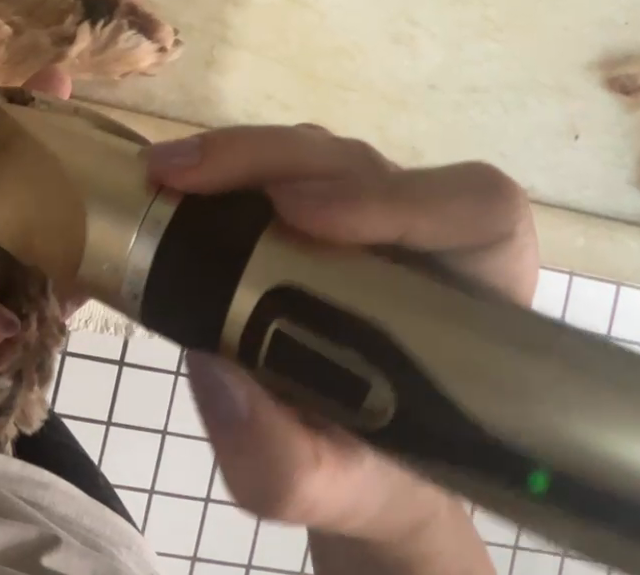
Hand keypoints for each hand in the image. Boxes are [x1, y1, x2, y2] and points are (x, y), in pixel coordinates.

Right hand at [146, 125, 536, 572]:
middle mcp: (417, 236)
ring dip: (237, 155)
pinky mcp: (299, 204)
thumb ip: (278, 457)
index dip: (396, 198)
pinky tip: (170, 183)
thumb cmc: (359, 470)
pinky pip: (268, 164)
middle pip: (360, 164)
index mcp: (469, 295)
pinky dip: (217, 166)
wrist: (339, 456)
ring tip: (167, 176)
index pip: (472, 209)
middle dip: (270, 160)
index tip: (305, 220)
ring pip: (310, 152)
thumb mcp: (319, 488)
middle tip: (188, 179)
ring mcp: (355, 211)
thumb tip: (213, 364)